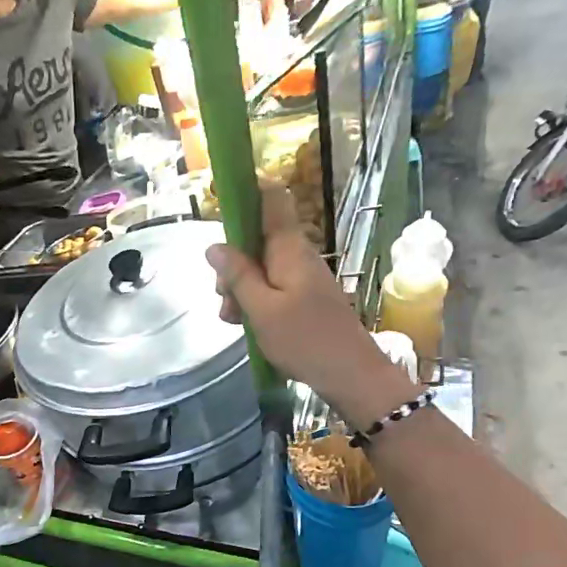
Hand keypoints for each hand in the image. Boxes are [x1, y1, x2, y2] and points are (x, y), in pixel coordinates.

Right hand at [205, 182, 416, 425]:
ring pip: (262, 268)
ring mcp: (303, 278)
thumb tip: (215, 245)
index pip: (272, 199)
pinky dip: (256, 302)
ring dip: (241, 289)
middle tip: (223, 298)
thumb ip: (238, 275)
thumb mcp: (261, 309)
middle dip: (232, 262)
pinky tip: (247, 326)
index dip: (248, 192)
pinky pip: (273, 289)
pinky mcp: (306, 299)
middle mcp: (298, 256)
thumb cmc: (304, 340)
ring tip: (232, 320)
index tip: (222, 204)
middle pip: (257, 240)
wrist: (351, 375)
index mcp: (289, 249)